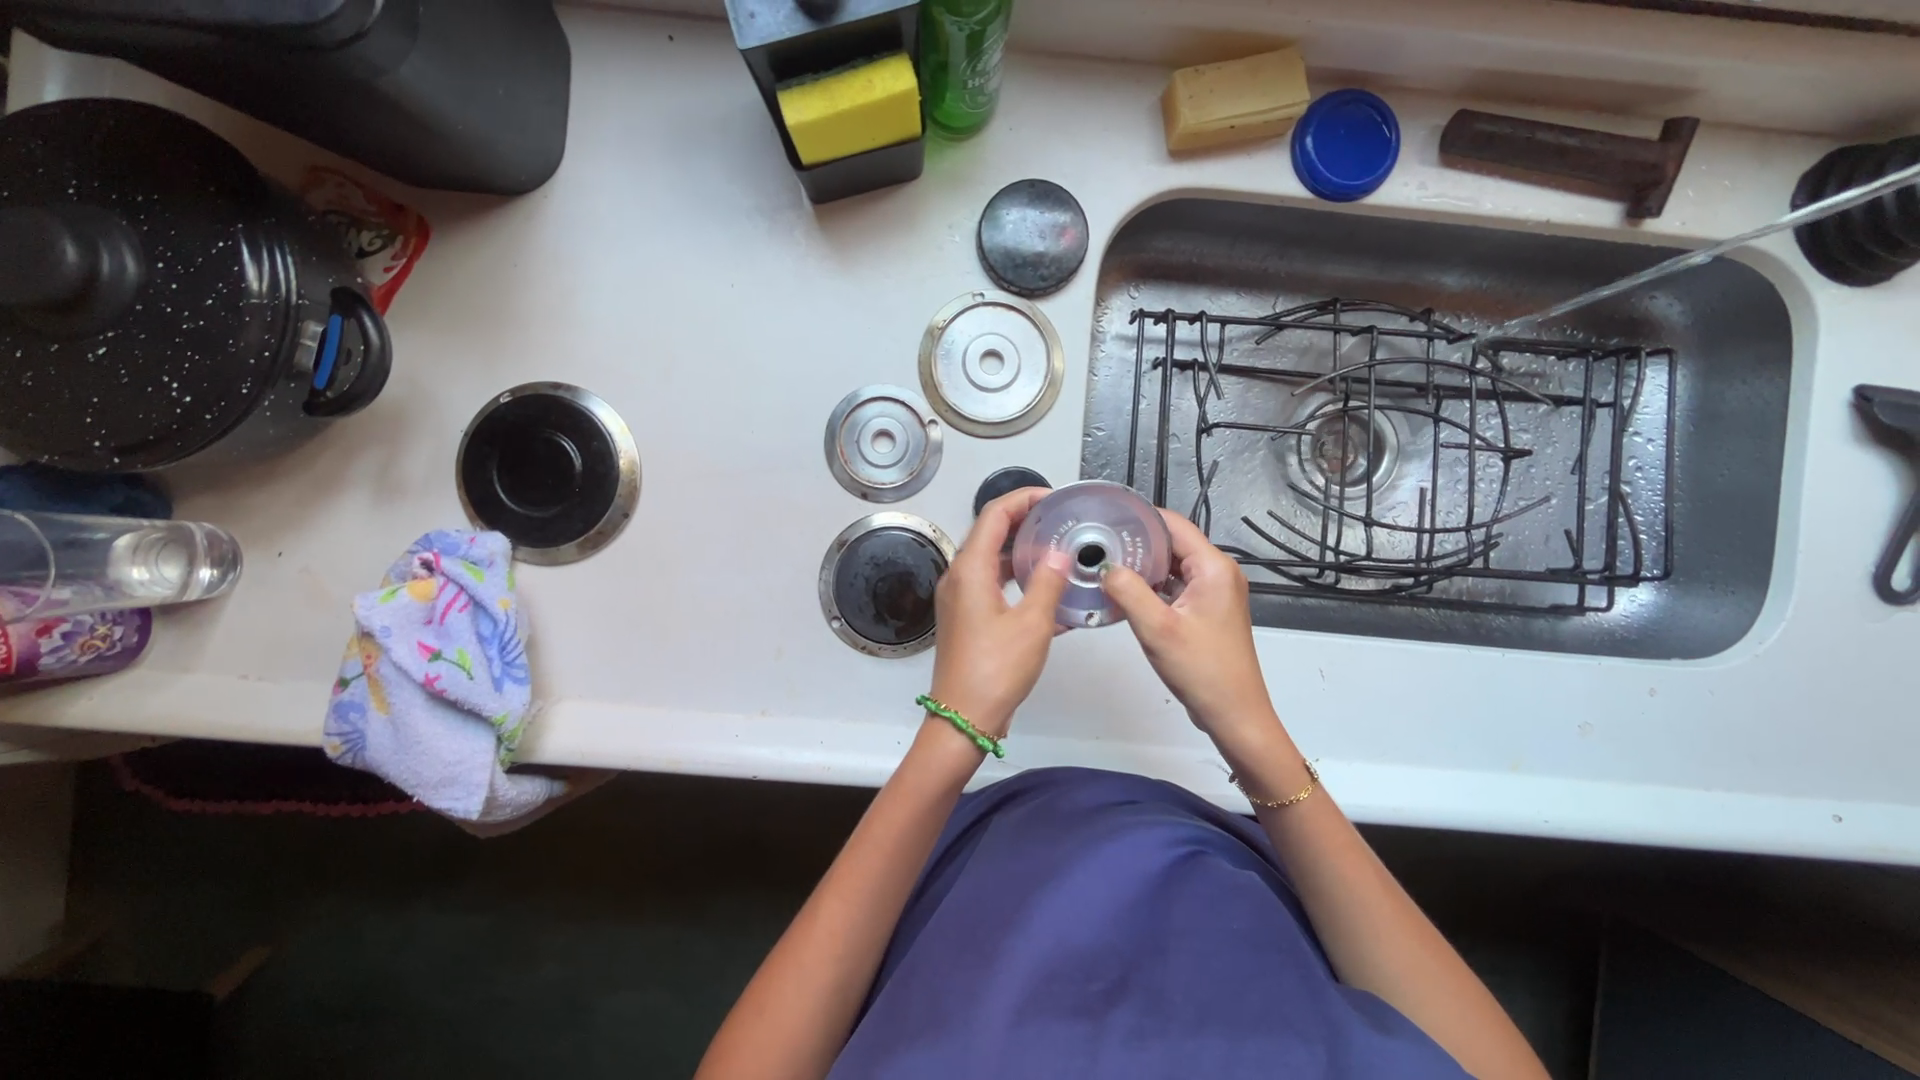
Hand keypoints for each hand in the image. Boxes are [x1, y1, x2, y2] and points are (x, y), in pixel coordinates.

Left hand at [927, 488, 1071, 738]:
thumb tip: (1059, 554)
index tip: (1054, 498)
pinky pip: (993, 588)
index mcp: (969, 569)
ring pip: (992, 563)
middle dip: (1026, 523)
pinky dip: (1018, 584)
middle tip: (1062, 523)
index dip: (1024, 498)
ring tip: (1060, 553)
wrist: (964, 718)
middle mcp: (959, 577)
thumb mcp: (1032, 623)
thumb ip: (1048, 582)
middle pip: (990, 534)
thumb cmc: (996, 670)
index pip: (994, 514)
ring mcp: (960, 600)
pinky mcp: (966, 620)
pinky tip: (1050, 595)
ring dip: (1023, 554)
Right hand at [1100, 509, 1279, 741]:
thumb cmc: (1201, 669)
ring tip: (1105, 564)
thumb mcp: (1157, 628)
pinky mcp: (1208, 611)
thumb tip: (1105, 567)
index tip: (1105, 518)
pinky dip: (1152, 586)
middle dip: (1136, 541)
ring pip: (1172, 565)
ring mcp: (1215, 592)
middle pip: (1173, 542)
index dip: (1139, 518)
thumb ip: (1128, 591)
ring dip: (1142, 565)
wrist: (1234, 713)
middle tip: (1097, 543)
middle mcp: (1219, 572)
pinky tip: (1125, 592)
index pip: (1173, 524)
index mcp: (1214, 567)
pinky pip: (1176, 586)